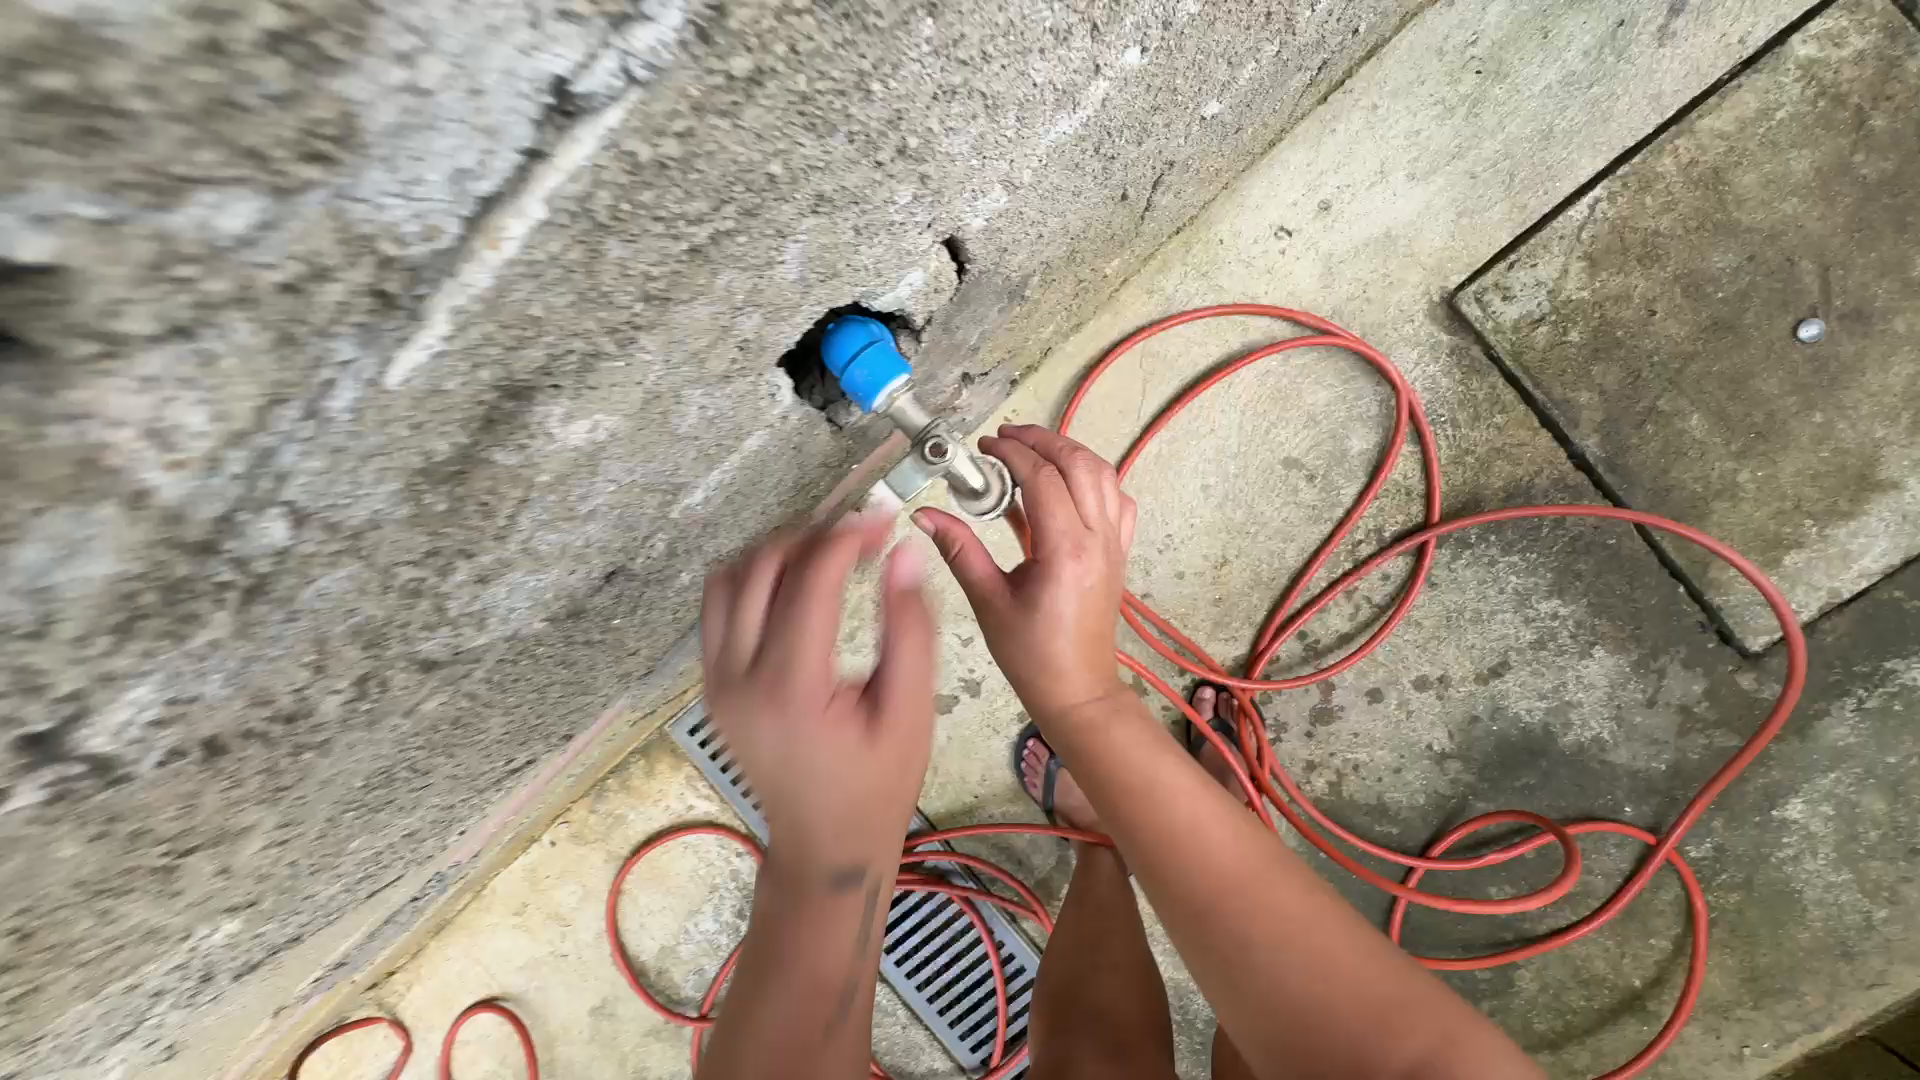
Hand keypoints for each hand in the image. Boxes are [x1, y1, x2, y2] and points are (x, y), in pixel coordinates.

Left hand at [700, 518, 935, 864]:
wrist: (824, 842)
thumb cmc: (878, 783)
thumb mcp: (912, 710)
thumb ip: (911, 627)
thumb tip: (903, 554)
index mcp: (792, 688)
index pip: (811, 579)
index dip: (850, 536)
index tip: (887, 520)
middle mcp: (739, 678)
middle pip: (762, 566)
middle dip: (815, 534)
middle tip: (862, 533)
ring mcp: (716, 681)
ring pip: (729, 577)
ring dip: (779, 550)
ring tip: (829, 551)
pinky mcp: (712, 684)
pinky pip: (718, 606)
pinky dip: (752, 576)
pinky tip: (794, 580)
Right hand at [913, 424, 1136, 722]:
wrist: (1077, 690)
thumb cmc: (1031, 655)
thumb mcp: (988, 601)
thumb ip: (960, 551)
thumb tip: (924, 515)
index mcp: (1066, 550)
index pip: (1043, 478)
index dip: (1012, 453)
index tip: (984, 447)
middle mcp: (1098, 539)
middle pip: (1080, 464)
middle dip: (1042, 440)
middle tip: (1005, 437)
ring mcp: (1114, 544)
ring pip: (1103, 475)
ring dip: (1069, 452)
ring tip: (1031, 450)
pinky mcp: (1118, 552)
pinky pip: (1116, 500)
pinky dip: (1093, 479)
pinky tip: (1065, 484)